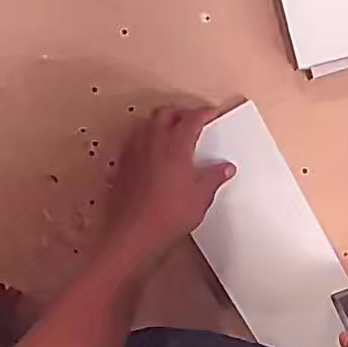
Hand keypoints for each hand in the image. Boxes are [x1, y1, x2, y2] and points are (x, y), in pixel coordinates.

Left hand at [103, 106, 233, 265]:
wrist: (135, 234)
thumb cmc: (169, 214)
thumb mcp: (201, 196)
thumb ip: (214, 176)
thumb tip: (225, 168)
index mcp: (175, 145)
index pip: (192, 119)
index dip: (204, 114)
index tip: (212, 113)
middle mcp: (152, 142)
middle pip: (166, 114)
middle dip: (181, 112)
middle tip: (193, 119)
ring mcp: (134, 152)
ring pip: (146, 123)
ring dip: (160, 121)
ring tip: (172, 130)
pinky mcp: (122, 165)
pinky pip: (133, 140)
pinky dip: (145, 137)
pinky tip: (151, 150)